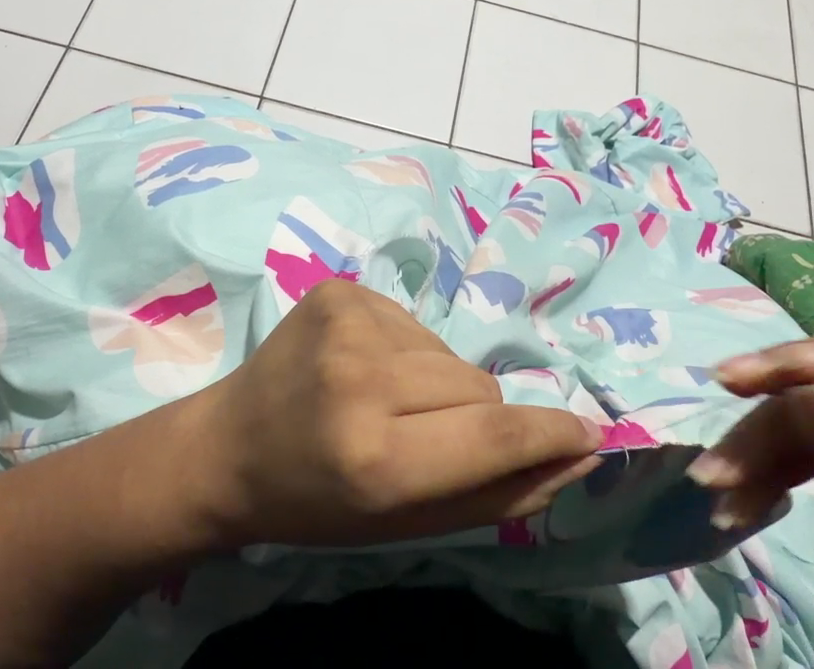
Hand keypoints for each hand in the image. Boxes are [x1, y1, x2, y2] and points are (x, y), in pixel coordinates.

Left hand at [187, 280, 604, 546]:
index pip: (495, 434)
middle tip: (423, 437)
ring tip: (385, 402)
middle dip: (474, 415)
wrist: (227, 447)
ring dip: (438, 383)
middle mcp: (361, 379)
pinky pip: (417, 325)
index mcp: (375, 457)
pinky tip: (362, 370)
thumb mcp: (406, 523)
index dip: (549, 434)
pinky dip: (407, 353)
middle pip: (479, 385)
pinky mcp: (340, 290)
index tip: (586, 434)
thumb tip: (577, 456)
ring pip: (451, 354)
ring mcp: (348, 323)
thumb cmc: (316, 502)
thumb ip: (498, 495)